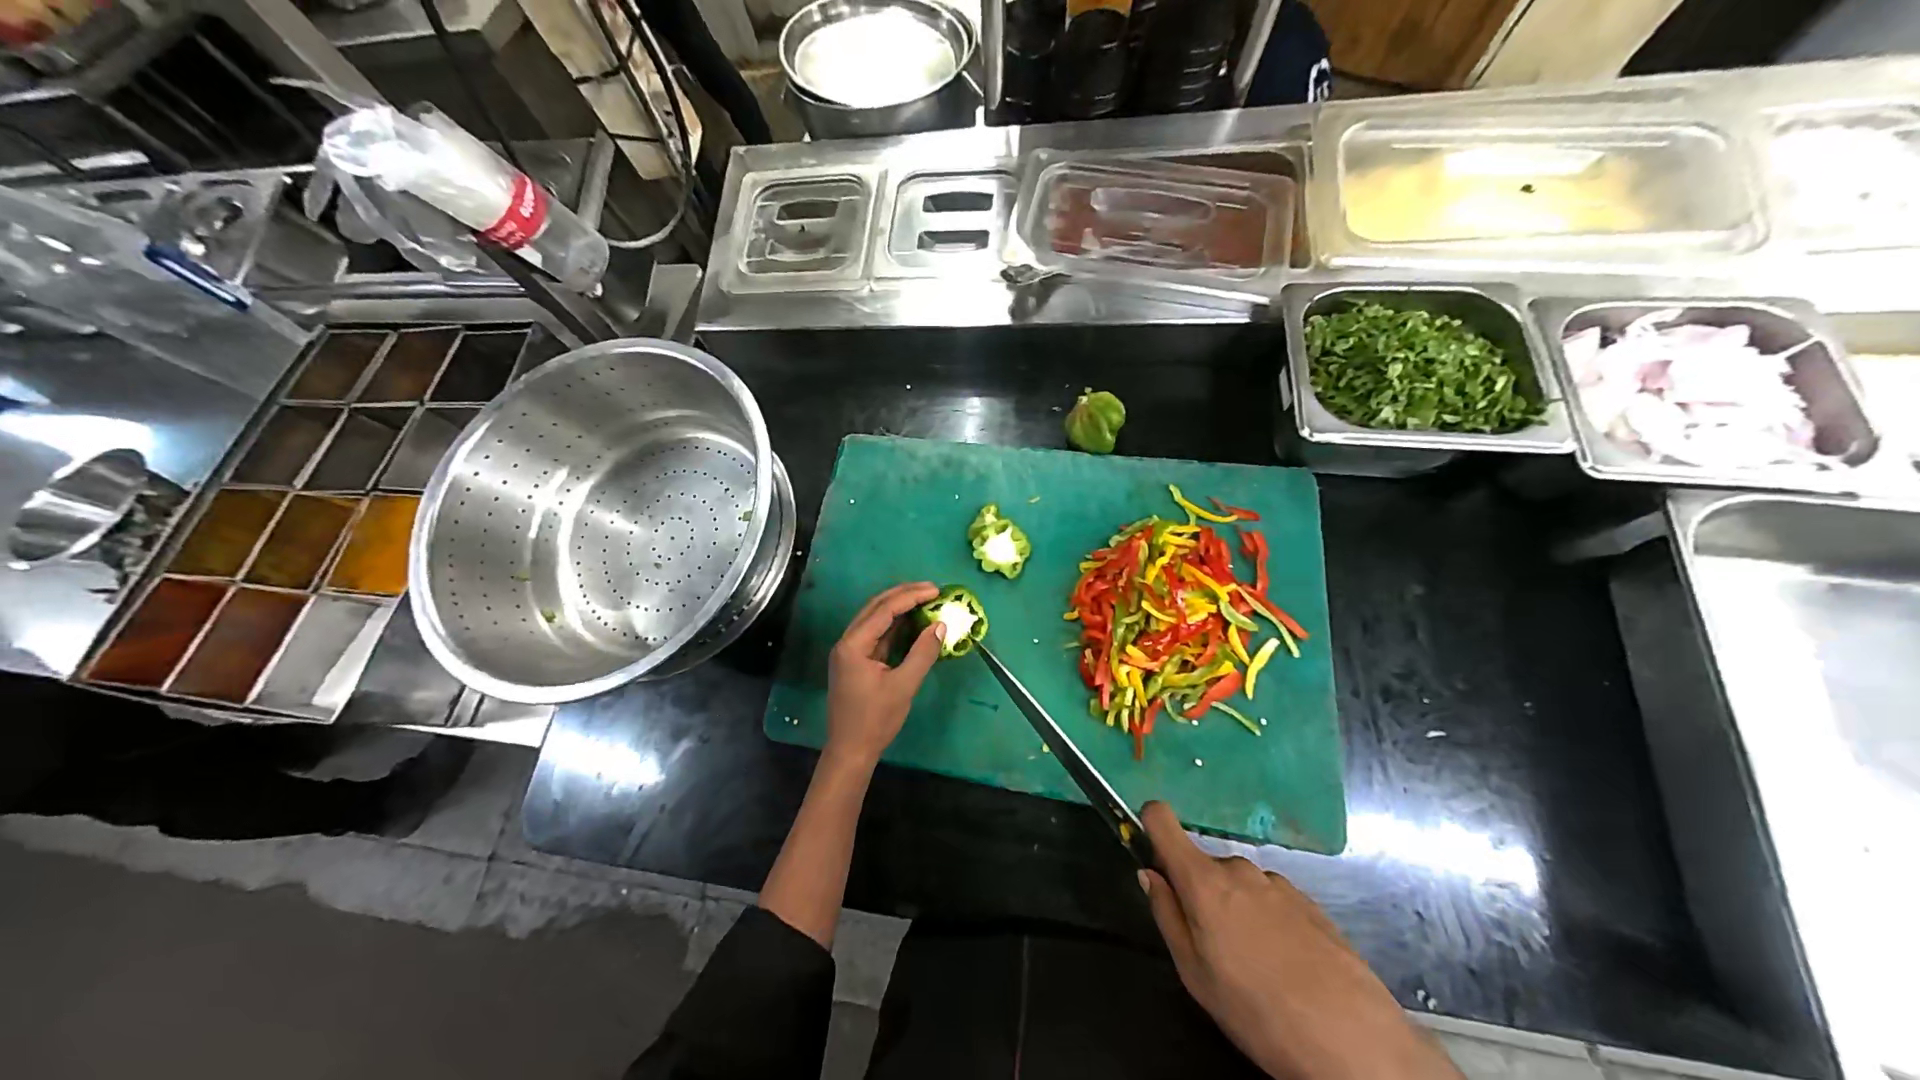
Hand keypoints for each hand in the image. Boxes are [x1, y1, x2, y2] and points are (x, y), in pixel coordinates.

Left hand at [825, 582, 942, 766]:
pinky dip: (894, 625)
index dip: (910, 596)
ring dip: (899, 608)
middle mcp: (847, 642)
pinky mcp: (855, 662)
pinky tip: (913, 622)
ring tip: (925, 600)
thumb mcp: (904, 686)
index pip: (884, 610)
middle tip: (932, 589)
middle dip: (903, 595)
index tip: (935, 590)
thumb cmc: (875, 720)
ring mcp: (849, 652)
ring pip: (875, 619)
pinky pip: (876, 635)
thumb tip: (940, 625)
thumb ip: (922, 653)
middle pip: (876, 607)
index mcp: (853, 645)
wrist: (850, 750)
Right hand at [1139, 802, 1461, 1079]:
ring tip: (1255, 966)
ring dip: (1236, 910)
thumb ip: (1166, 914)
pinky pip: (1271, 900)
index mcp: (1203, 881)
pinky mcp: (1311, 902)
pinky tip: (1286, 967)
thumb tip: (1149, 874)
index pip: (1162, 819)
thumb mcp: (1194, 973)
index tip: (1150, 853)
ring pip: (1239, 885)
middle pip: (1203, 865)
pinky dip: (1268, 922)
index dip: (1149, 825)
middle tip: (1213, 948)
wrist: (1355, 1043)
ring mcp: (1279, 883)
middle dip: (1199, 895)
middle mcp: (1239, 869)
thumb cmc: (1257, 1011)